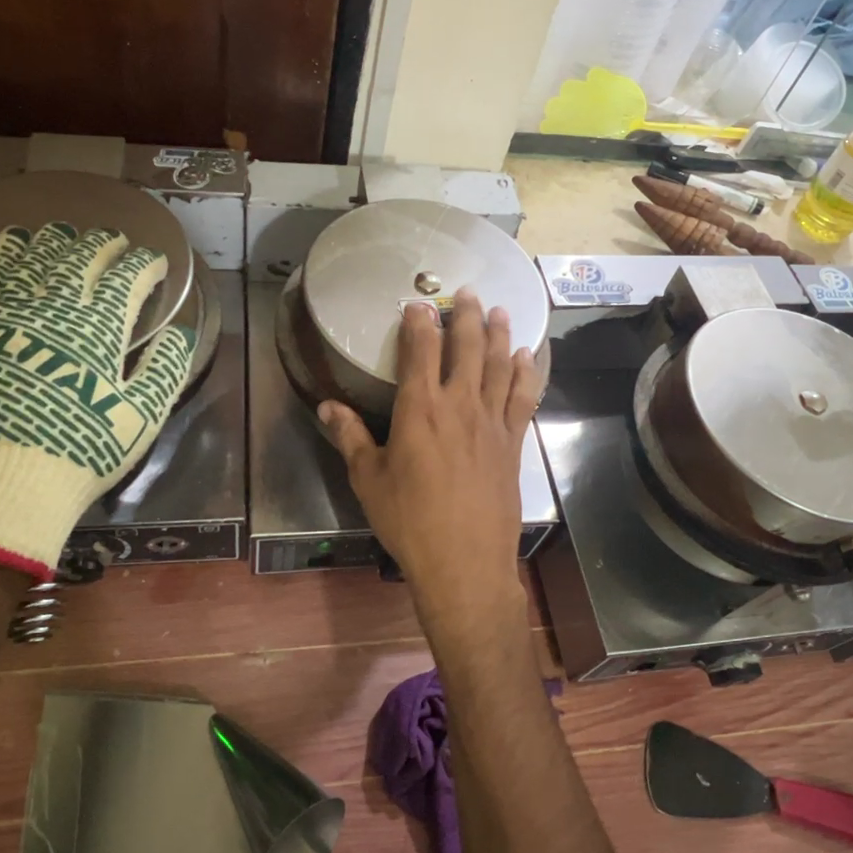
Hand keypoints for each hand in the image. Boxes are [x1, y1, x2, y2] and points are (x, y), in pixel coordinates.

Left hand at [0, 224, 196, 580]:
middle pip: (81, 260)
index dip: (145, 263)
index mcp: (101, 331)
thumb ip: (165, 370)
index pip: (128, 278)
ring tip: (65, 233)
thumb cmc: (81, 452)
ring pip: (34, 260)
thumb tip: (181, 332)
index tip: (156, 260)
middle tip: (114, 240)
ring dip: (55, 241)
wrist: (6, 481)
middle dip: (103, 244)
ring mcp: (9, 316)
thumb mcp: (142, 419)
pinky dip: (3, 257)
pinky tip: (11, 247)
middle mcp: (56, 311)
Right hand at [319, 289, 542, 619]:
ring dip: (498, 334)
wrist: (463, 562)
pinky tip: (525, 358)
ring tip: (499, 309)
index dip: (419, 322)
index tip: (418, 303)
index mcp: (420, 409)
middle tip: (468, 290)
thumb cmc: (409, 521)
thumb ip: (350, 437)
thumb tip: (327, 406)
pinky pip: (522, 397)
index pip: (420, 350)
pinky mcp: (513, 443)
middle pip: (467, 347)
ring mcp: (492, 423)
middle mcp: (460, 405)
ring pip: (499, 365)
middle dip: (466, 314)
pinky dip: (524, 373)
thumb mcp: (368, 480)